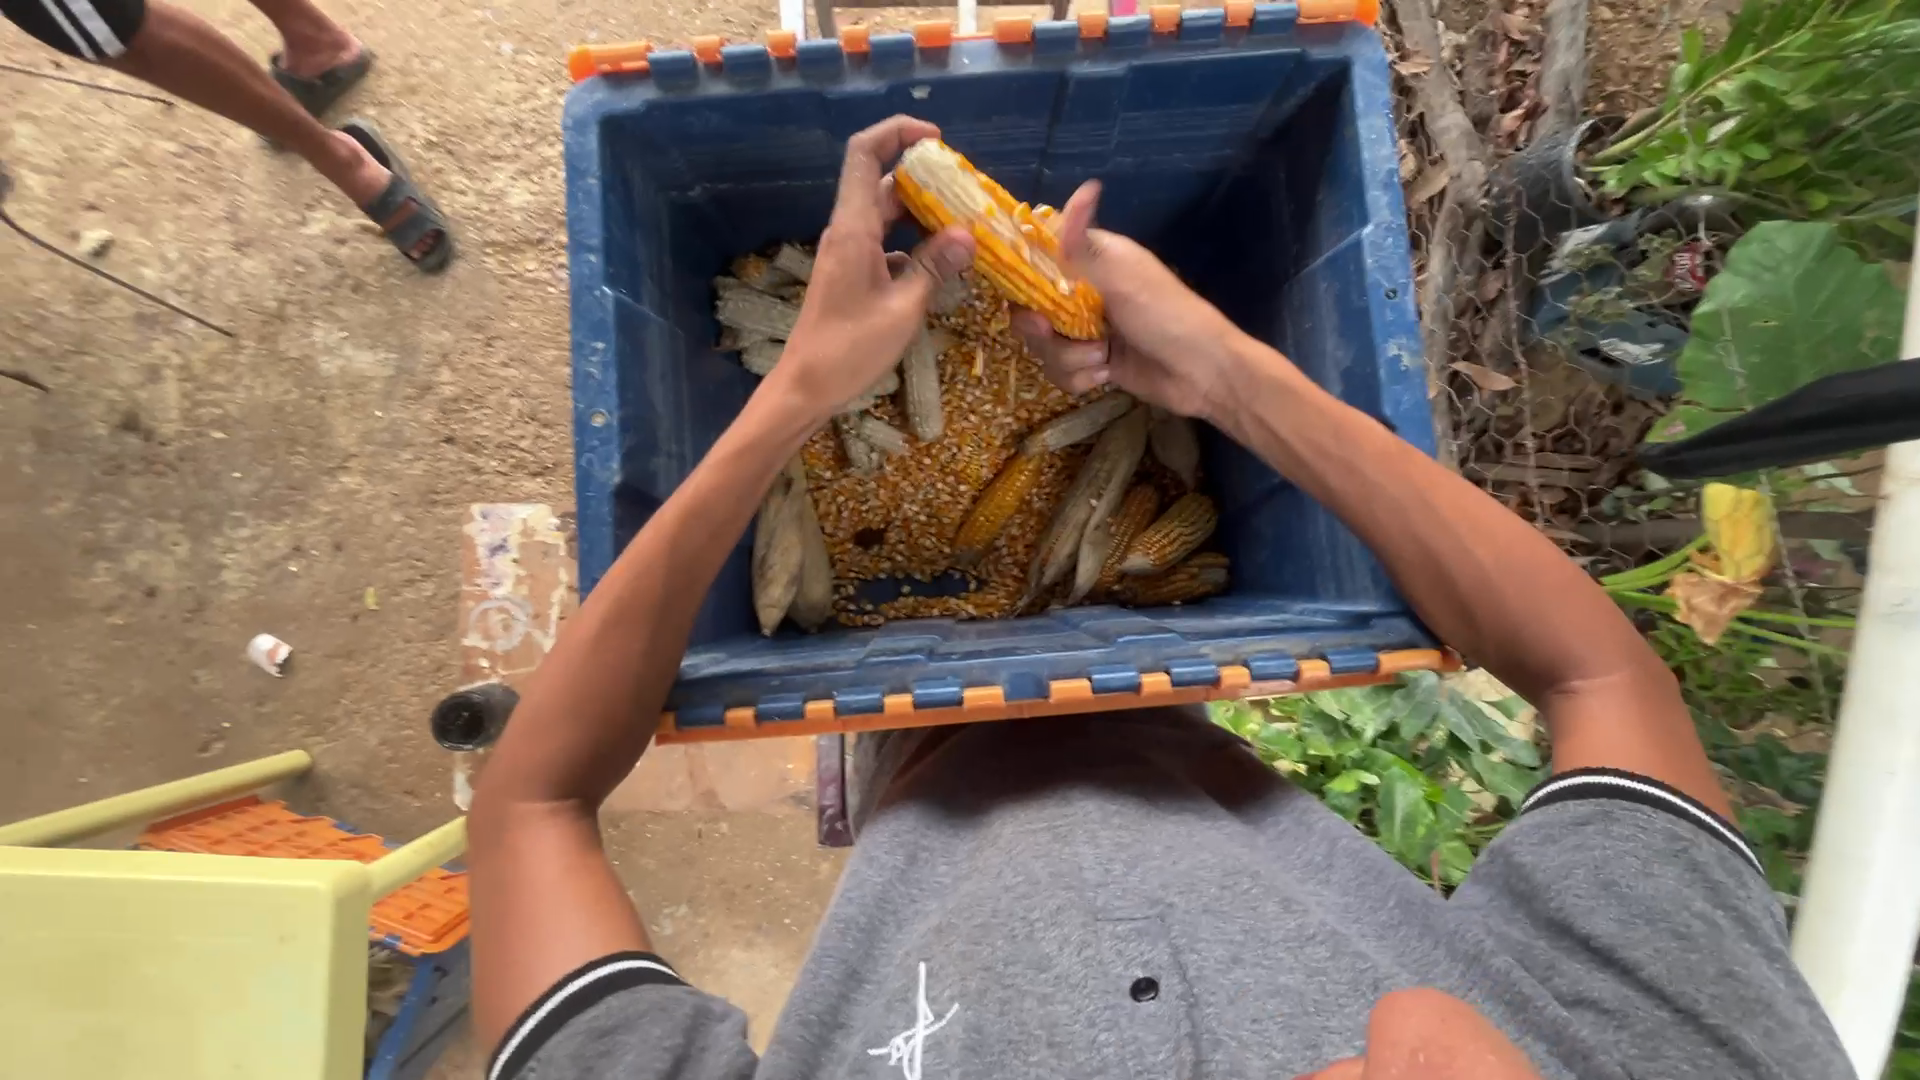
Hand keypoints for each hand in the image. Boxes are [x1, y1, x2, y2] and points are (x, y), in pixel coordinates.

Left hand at [769, 115, 973, 417]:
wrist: (807, 387)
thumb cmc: (851, 349)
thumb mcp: (903, 309)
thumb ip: (934, 268)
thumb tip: (969, 234)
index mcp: (854, 229)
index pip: (865, 152)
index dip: (898, 132)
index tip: (937, 139)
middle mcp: (847, 232)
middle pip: (882, 182)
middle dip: (923, 177)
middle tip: (966, 191)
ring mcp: (848, 255)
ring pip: (885, 216)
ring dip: (921, 214)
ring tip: (963, 224)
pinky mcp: (852, 276)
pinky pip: (885, 246)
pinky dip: (912, 246)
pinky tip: (940, 265)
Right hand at [1011, 181, 1256, 422]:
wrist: (1200, 371)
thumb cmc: (1164, 314)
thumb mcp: (1121, 276)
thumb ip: (1084, 245)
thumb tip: (1084, 186)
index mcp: (1091, 261)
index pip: (1040, 259)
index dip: (1025, 278)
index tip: (1024, 295)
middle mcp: (1085, 293)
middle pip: (1033, 310)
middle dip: (1041, 330)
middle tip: (1050, 332)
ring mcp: (1087, 331)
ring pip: (1046, 347)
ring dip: (1069, 358)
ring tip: (1102, 358)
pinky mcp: (1093, 364)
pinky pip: (1063, 373)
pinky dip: (1081, 378)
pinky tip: (1106, 375)